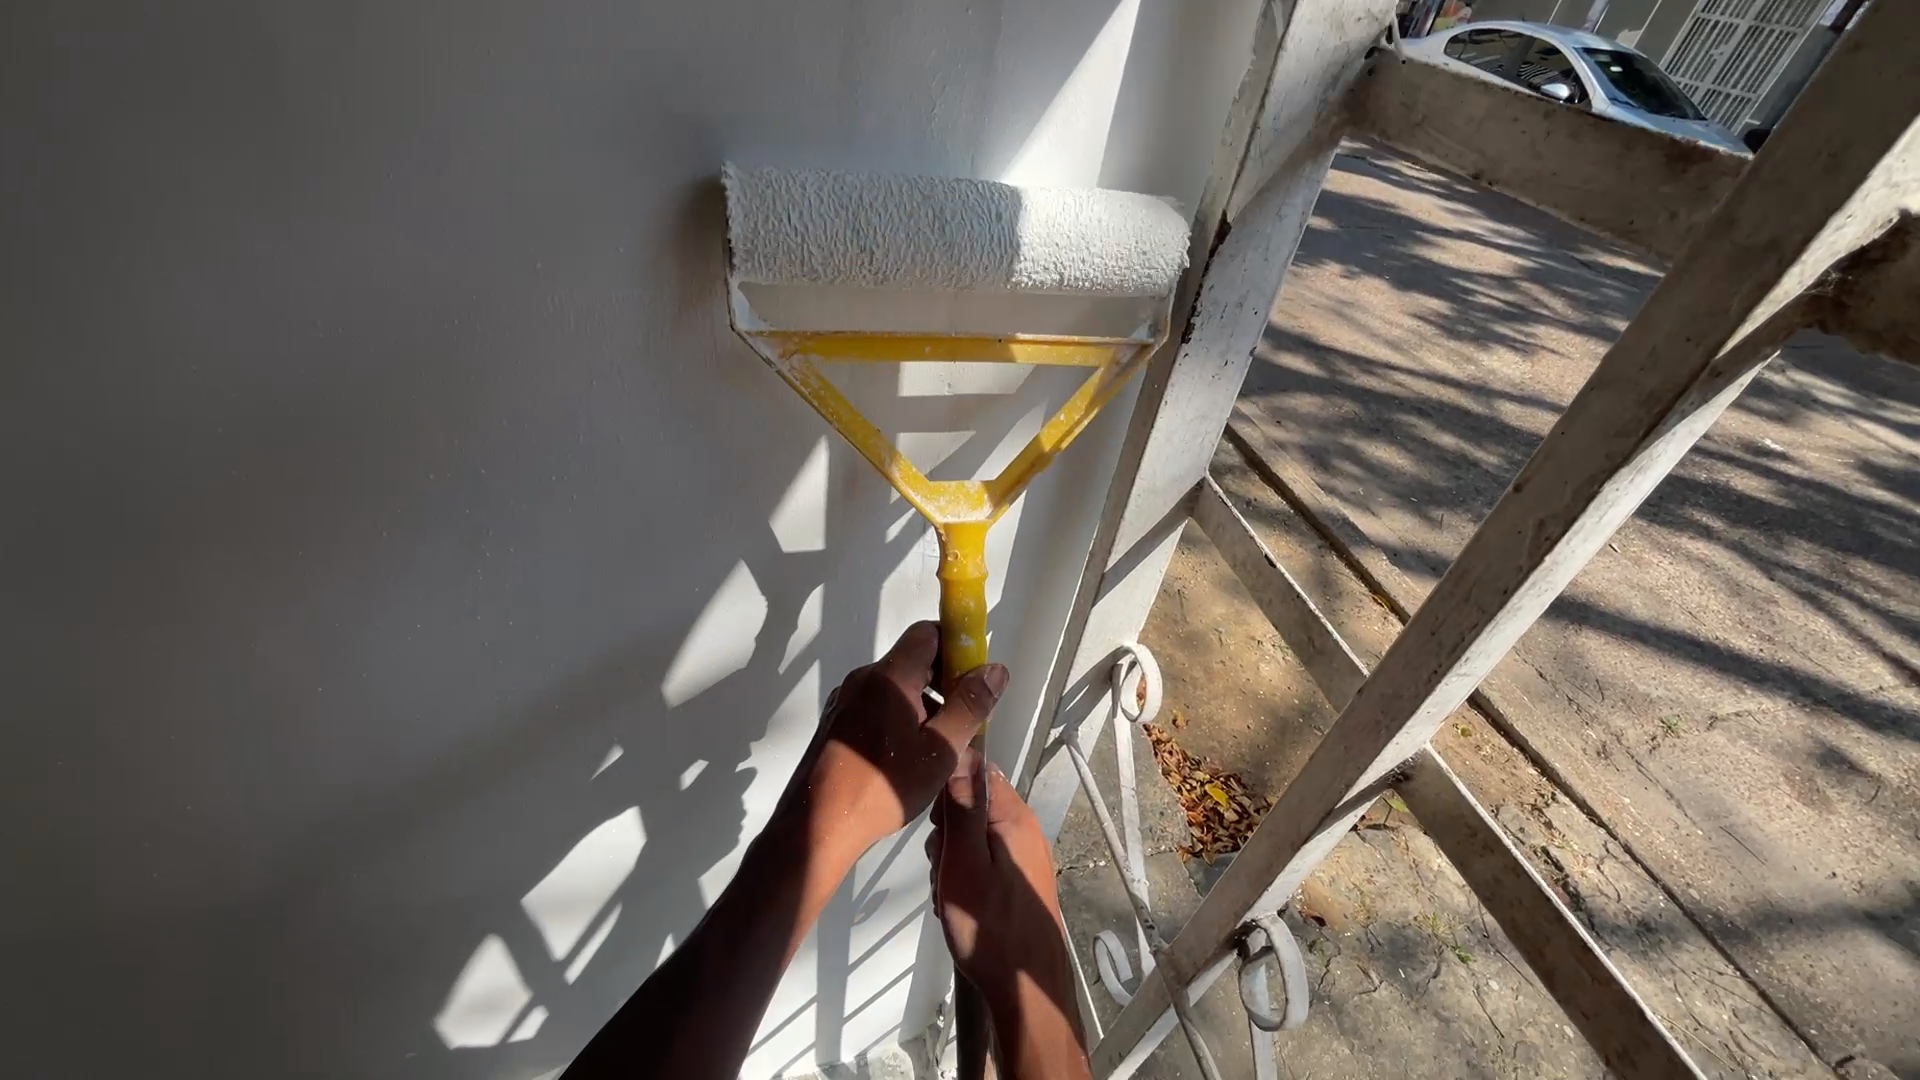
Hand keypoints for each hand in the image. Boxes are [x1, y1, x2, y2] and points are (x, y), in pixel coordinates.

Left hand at [778, 621, 1007, 864]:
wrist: (816, 827)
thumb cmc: (882, 787)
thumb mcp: (939, 751)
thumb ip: (970, 706)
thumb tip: (995, 670)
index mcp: (889, 677)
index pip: (927, 632)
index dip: (956, 644)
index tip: (974, 676)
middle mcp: (863, 678)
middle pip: (912, 659)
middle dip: (944, 680)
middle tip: (965, 717)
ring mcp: (845, 699)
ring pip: (896, 686)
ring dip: (923, 703)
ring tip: (940, 746)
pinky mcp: (836, 721)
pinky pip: (877, 704)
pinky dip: (900, 717)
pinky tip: (908, 756)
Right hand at [929, 752, 1089, 1078]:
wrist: (1024, 992)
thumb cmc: (989, 926)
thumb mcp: (965, 862)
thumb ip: (962, 808)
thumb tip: (962, 753)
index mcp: (1014, 816)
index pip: (975, 771)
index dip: (947, 791)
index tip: (936, 825)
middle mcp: (1023, 829)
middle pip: (970, 807)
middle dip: (947, 834)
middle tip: (943, 869)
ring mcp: (1022, 857)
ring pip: (972, 838)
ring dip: (952, 861)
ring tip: (949, 894)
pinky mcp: (1018, 882)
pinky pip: (982, 864)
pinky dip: (965, 880)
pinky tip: (958, 906)